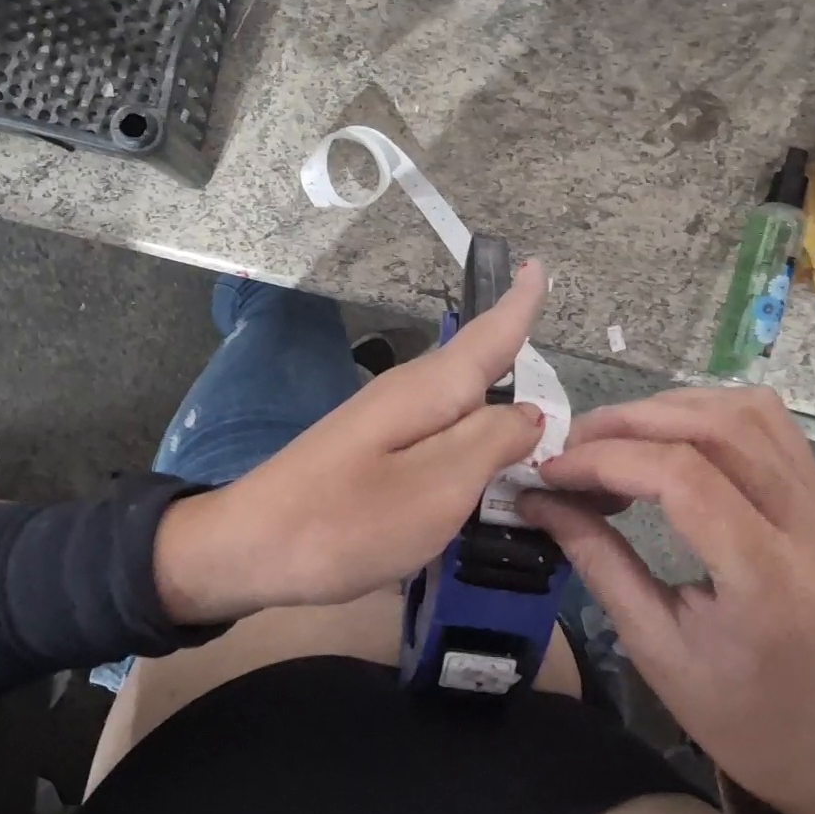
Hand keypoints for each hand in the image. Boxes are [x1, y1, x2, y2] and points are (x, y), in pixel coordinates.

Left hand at [155, 262, 549, 623]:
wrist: (250, 547)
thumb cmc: (346, 522)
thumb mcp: (436, 488)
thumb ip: (490, 443)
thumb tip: (529, 412)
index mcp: (429, 390)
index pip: (488, 337)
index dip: (519, 306)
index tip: (539, 266)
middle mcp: (407, 392)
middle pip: (476, 366)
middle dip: (519, 355)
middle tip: (564, 367)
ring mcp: (385, 420)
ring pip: (458, 400)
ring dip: (496, 399)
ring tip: (538, 414)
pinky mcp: (372, 450)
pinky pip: (438, 430)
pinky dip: (469, 435)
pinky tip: (481, 456)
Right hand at [519, 387, 814, 813]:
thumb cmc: (732, 710)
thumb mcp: (651, 644)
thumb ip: (596, 558)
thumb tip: (536, 498)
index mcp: (771, 584)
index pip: (684, 479)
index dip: (607, 459)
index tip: (551, 470)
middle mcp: (814, 531)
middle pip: (718, 429)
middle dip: (629, 422)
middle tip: (572, 444)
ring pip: (747, 411)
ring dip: (668, 408)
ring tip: (614, 437)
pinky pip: (769, 423)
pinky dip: (707, 412)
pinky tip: (667, 437)